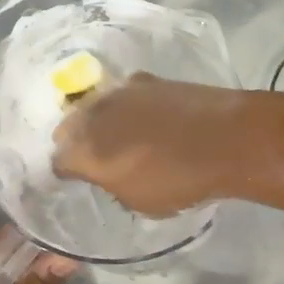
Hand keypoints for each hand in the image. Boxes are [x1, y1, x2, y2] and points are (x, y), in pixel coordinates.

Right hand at [53, 74, 247, 215]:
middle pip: (70, 126)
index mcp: (85, 153)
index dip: (67, 171)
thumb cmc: (181, 181)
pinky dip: (130, 103)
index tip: (76, 177)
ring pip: (95, 104)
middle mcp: (93, 117)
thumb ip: (117, 187)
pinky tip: (144, 113)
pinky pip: (127, 92)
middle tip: (91, 152)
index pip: (59, 161)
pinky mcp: (149, 80)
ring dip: (100, 117)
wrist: (224, 139)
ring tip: (116, 130)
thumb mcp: (143, 203)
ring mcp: (120, 93)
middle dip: (75, 138)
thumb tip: (114, 177)